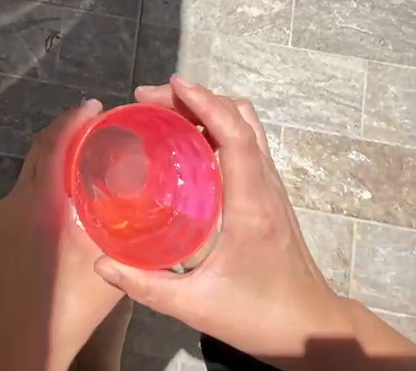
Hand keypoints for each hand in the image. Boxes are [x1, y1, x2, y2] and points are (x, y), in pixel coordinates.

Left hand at [0, 99, 128, 370]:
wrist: (29, 339)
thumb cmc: (75, 302)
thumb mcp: (109, 258)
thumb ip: (124, 223)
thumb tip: (144, 192)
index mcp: (44, 203)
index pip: (55, 143)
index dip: (74, 118)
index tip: (94, 106)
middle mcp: (17, 200)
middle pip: (40, 150)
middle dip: (64, 130)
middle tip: (92, 123)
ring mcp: (3, 213)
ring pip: (30, 170)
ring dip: (54, 155)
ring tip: (82, 154)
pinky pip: (23, 191)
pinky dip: (43, 180)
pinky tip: (64, 193)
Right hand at [90, 77, 360, 360]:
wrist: (314, 330)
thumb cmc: (259, 318)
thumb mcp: (198, 307)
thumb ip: (147, 287)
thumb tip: (102, 263)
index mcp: (251, 204)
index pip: (235, 134)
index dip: (205, 102)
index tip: (171, 84)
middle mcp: (265, 185)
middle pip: (238, 117)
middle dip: (196, 97)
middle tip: (150, 99)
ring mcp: (272, 185)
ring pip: (247, 123)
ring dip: (209, 105)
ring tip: (168, 109)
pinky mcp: (271, 190)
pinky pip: (247, 138)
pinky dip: (219, 122)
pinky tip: (189, 137)